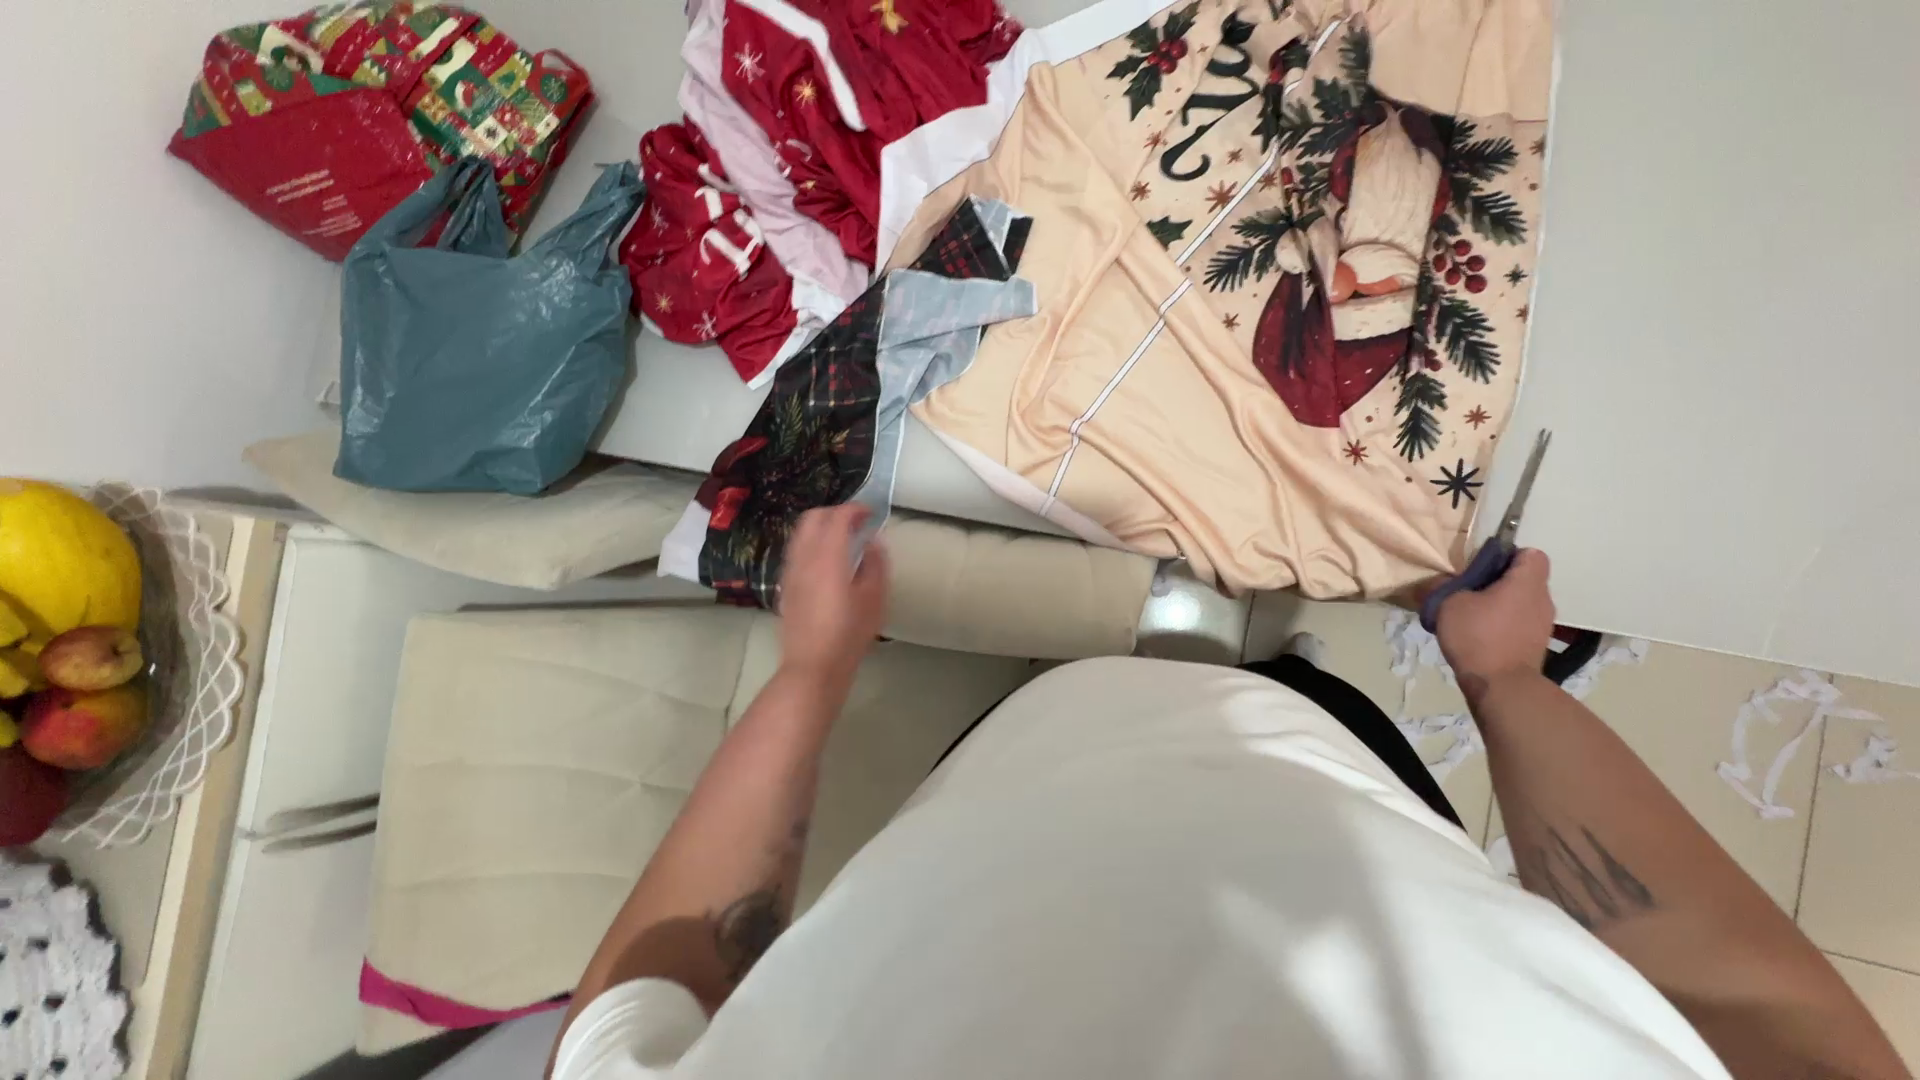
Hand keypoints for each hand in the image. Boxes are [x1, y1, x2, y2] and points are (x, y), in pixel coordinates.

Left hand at [776, 504, 889, 685]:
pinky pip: (796, 552)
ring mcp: (791, 571)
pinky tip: (826, 562)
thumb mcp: (874, 600)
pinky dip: (811, 544)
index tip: (870, 513)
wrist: (812, 666)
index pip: (837, 517)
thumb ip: (875, 564)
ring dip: (820, 527)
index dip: (854, 509)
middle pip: (813, 518)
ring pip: (800, 534)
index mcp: (828, 557)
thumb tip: (873, 542)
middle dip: (834, 513)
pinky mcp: (785, 586)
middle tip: (855, 522)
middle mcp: (804, 557)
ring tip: (841, 539)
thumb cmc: (849, 634)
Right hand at [1433, 548, 1554, 688]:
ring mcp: (1543, 624)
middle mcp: (1542, 599)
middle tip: (1470, 590)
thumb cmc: (1477, 635)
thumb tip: (1442, 581)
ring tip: (1473, 615)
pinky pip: (1520, 622)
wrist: (1501, 685)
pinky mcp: (1536, 644)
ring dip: (1501, 604)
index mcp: (1526, 583)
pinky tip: (1482, 635)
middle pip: (1525, 579)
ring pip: (1522, 602)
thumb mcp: (1449, 604)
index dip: (1508, 555)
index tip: (1483, 566)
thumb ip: (1446, 586)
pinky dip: (1504, 623)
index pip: (1531, 554)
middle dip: (1499, 581)